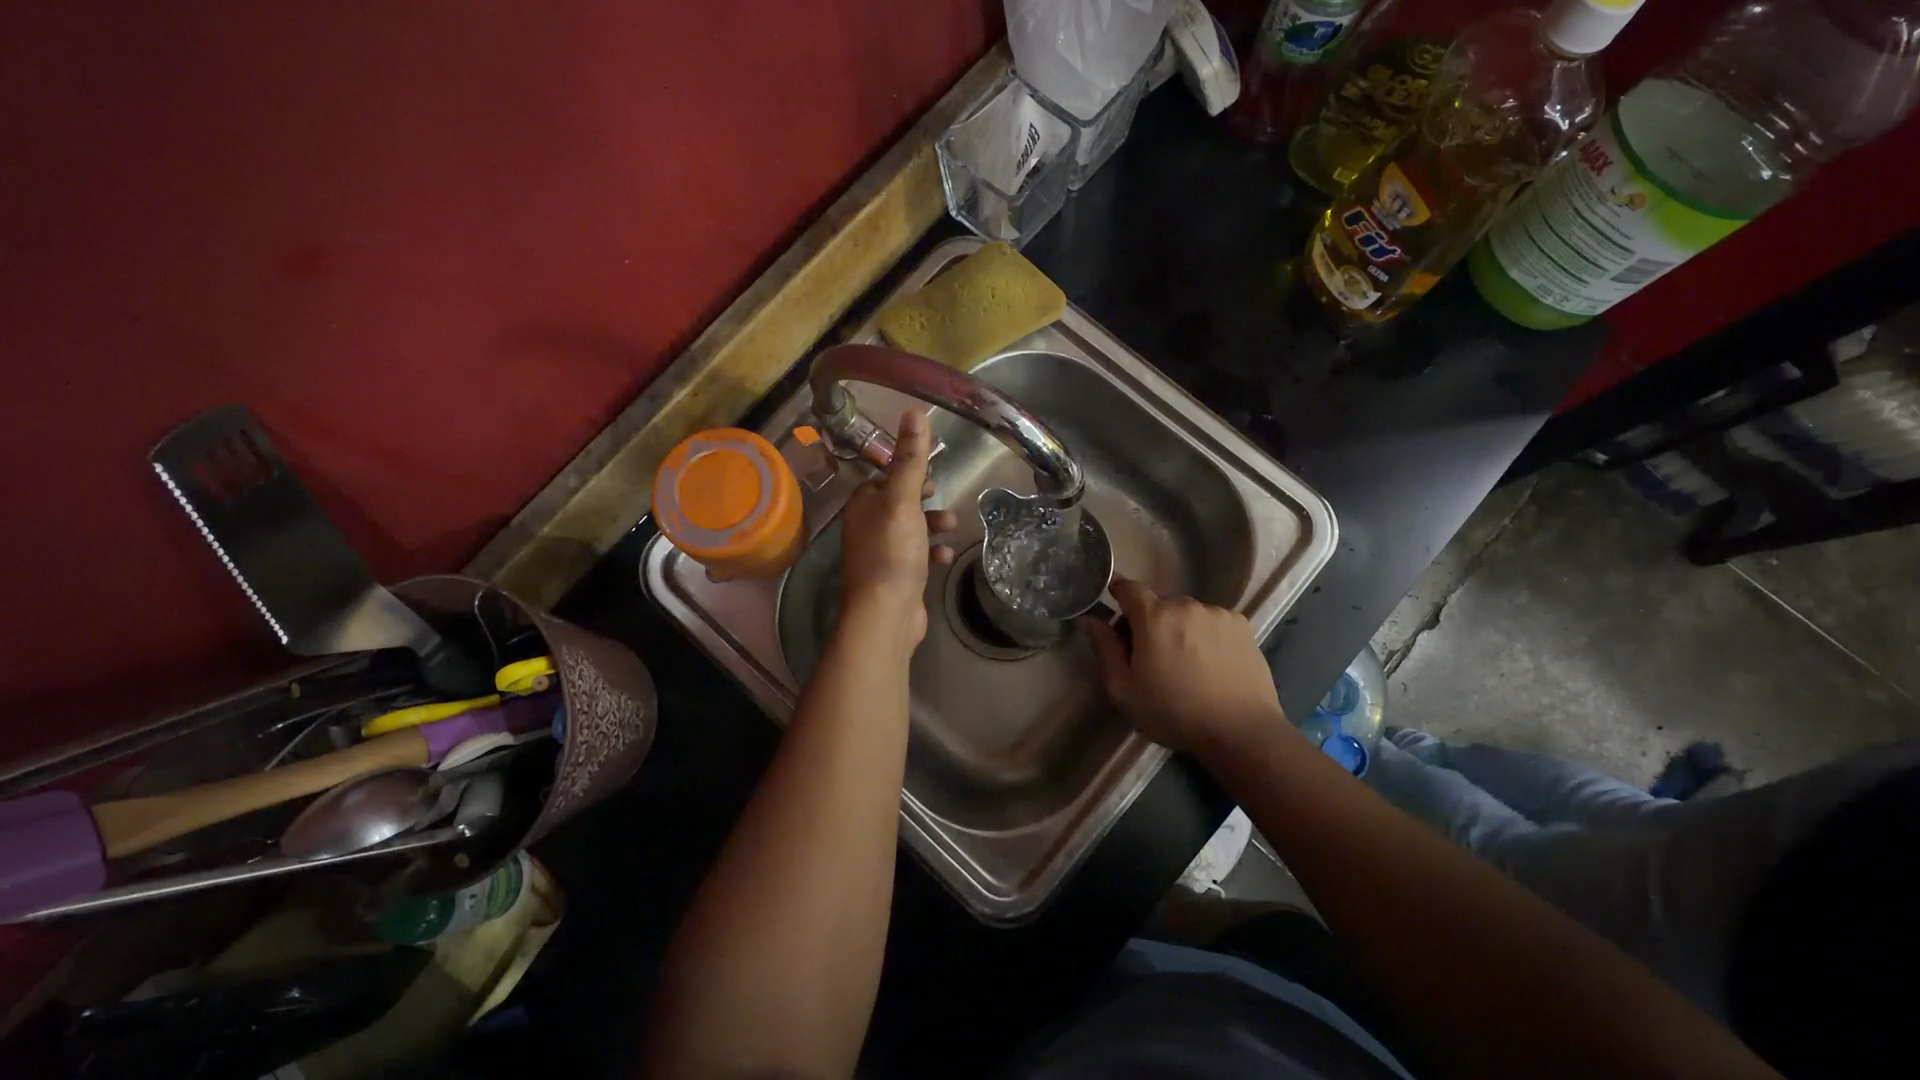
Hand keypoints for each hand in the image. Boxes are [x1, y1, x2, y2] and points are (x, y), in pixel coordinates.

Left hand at [838, 409, 957, 642]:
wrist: (886, 613)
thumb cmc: (892, 551)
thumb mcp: (903, 500)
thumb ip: (910, 459)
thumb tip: (914, 412)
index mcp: (862, 505)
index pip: (883, 477)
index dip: (906, 471)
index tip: (930, 470)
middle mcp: (866, 527)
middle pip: (898, 502)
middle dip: (924, 498)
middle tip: (942, 495)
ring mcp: (881, 554)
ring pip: (910, 529)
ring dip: (932, 524)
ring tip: (952, 525)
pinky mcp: (897, 577)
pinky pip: (917, 556)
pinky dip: (932, 552)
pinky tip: (945, 555)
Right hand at [1081, 576, 1285, 758]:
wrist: (1240, 731)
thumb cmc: (1174, 713)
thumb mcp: (1125, 691)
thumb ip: (1105, 650)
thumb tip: (1089, 619)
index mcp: (1154, 618)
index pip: (1129, 588)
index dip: (1118, 592)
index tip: (1113, 604)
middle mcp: (1187, 605)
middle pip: (1160, 604)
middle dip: (1151, 621)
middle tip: (1152, 654)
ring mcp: (1218, 613)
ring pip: (1189, 613)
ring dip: (1181, 628)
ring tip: (1188, 663)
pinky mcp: (1243, 625)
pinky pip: (1214, 621)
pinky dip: (1207, 634)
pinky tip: (1212, 663)